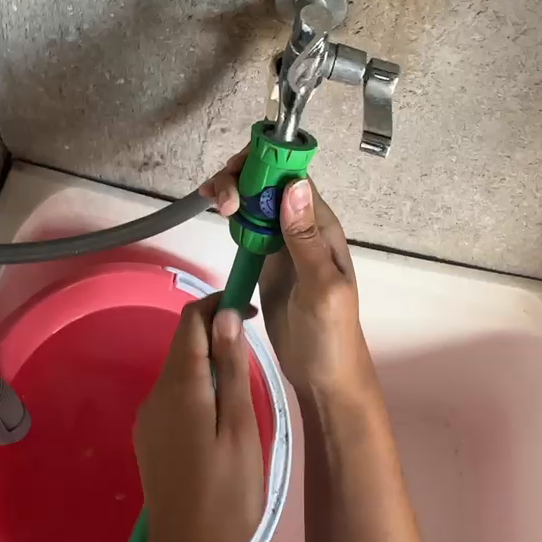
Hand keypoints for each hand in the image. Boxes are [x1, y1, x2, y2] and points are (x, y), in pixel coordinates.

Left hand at [133, 294, 264, 541]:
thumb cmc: (226, 492)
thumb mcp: (240, 428)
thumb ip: (232, 369)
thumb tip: (226, 314)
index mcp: (180, 385)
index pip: (192, 319)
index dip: (219, 304)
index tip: (249, 310)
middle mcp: (156, 392)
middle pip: (185, 343)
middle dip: (216, 335)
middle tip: (251, 354)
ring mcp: (149, 416)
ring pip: (180, 369)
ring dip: (208, 364)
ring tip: (240, 393)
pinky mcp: (149, 436)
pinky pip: (174, 395)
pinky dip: (197, 389)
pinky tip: (218, 418)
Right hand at [197, 162, 376, 404]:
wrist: (323, 378)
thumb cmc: (330, 335)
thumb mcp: (321, 288)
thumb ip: (305, 239)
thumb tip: (293, 184)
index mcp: (320, 226)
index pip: (292, 176)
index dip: (264, 164)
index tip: (237, 172)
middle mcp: (301, 226)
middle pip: (269, 182)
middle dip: (242, 177)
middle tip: (221, 201)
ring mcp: (282, 242)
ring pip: (255, 199)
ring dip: (233, 190)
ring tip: (212, 201)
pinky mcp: (265, 258)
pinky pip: (247, 224)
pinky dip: (230, 213)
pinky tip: (215, 213)